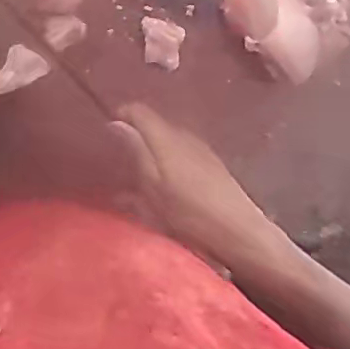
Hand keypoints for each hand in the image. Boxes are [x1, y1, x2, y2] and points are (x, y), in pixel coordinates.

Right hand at [111, 102, 349, 348]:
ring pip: (167, 137)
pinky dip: (167, 160)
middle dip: (133, 133)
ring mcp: (201, 149)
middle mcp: (185, 135)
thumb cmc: (191, 215)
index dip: (119, 116)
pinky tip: (165, 186)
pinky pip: (180, 151)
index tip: (104, 134)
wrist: (244, 238)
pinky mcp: (212, 165)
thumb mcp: (153, 188)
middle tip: (117, 157)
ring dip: (151, 148)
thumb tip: (116, 123)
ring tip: (138, 174)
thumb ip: (134, 151)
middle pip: (153, 122)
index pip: (138, 110)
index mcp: (167, 136)